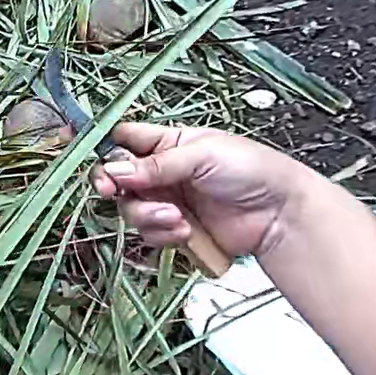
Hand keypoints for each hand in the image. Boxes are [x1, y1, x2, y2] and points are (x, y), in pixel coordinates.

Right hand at [91, 122, 323, 258]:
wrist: (279, 215)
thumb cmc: (251, 170)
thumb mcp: (203, 155)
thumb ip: (157, 164)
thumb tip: (114, 170)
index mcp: (168, 143)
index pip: (124, 140)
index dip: (107, 149)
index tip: (97, 159)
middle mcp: (161, 172)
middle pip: (118, 178)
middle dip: (113, 186)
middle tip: (112, 191)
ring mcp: (166, 202)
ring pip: (130, 209)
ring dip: (147, 214)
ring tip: (176, 217)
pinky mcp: (174, 230)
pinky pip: (150, 234)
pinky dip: (163, 234)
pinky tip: (186, 230)